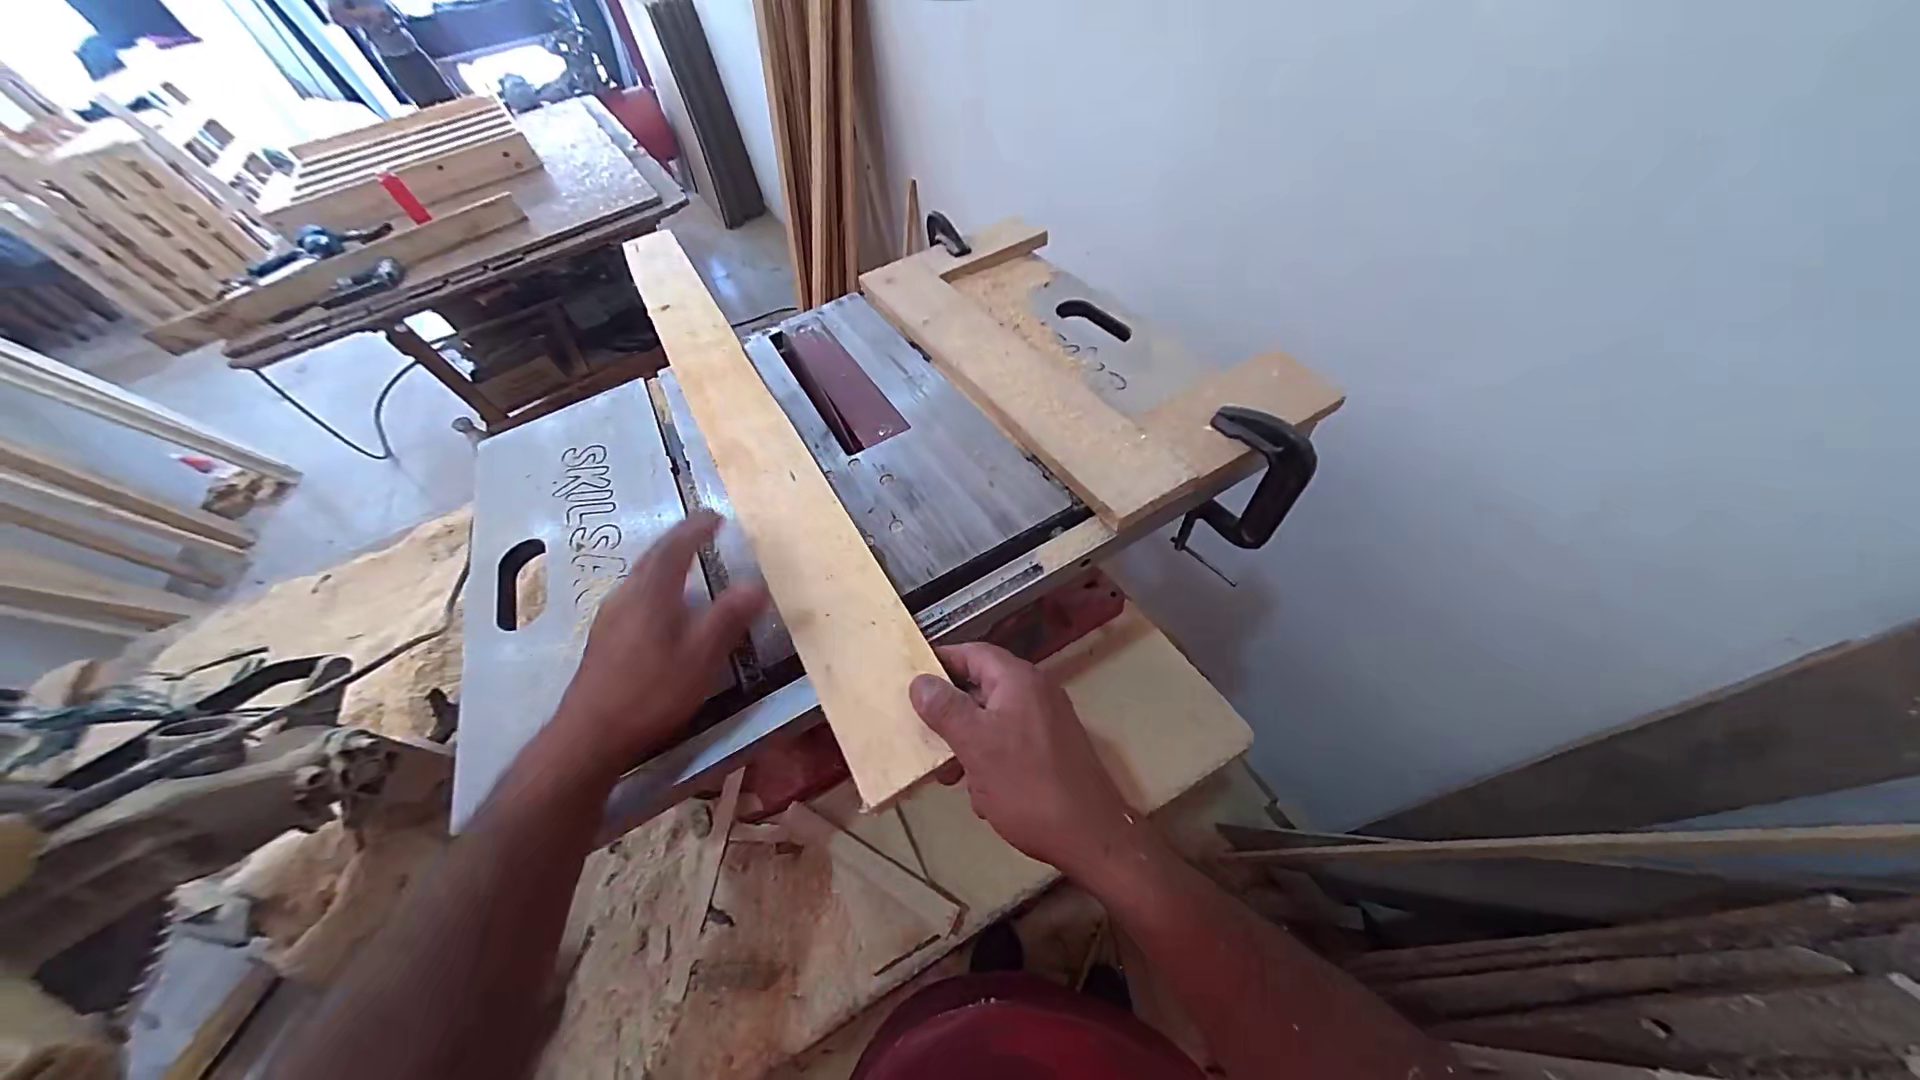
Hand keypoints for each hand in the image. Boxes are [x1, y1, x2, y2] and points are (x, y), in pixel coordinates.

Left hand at [550, 511, 767, 774]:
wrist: (590, 735)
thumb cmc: (651, 692)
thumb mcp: (702, 656)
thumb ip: (728, 617)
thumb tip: (756, 584)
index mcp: (652, 592)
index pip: (676, 547)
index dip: (697, 528)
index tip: (716, 515)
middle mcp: (627, 595)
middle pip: (654, 556)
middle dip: (680, 540)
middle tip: (705, 532)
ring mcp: (611, 616)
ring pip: (642, 576)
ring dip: (667, 562)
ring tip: (690, 563)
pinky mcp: (605, 637)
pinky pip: (636, 594)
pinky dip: (657, 584)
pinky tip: (666, 606)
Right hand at [909, 643, 1147, 881]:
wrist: (1091, 837)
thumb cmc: (1028, 785)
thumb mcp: (976, 744)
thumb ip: (945, 709)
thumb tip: (920, 681)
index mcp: (1018, 680)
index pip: (972, 653)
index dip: (940, 661)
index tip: (909, 676)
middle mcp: (1036, 693)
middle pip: (981, 687)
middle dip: (950, 713)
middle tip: (923, 734)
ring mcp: (1047, 722)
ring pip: (994, 720)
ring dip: (968, 744)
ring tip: (950, 775)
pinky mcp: (1052, 750)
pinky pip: (1011, 743)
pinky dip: (991, 761)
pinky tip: (982, 795)